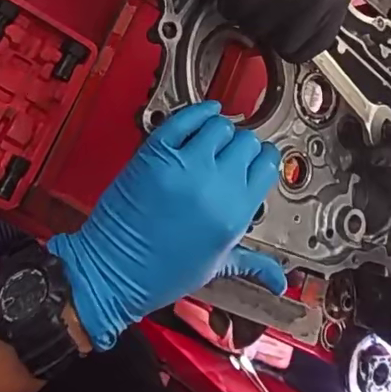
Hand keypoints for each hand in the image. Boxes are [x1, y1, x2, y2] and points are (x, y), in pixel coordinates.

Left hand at [48, 101, 285, 349]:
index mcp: (235, 213)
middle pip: (246, 141)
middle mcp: (215, 185)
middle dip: (242, 145)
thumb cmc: (158, 273)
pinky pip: (185, 118)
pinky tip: (201, 114)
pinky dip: (196, 112)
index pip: (268, 165)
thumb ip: (253, 263)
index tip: (256, 160)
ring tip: (213, 139)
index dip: (263, 160)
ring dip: (219, 129)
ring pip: (219, 125)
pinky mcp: (155, 153)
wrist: (112, 271)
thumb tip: (278, 279)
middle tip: (231, 152)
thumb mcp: (216, 268)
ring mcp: (184, 165)